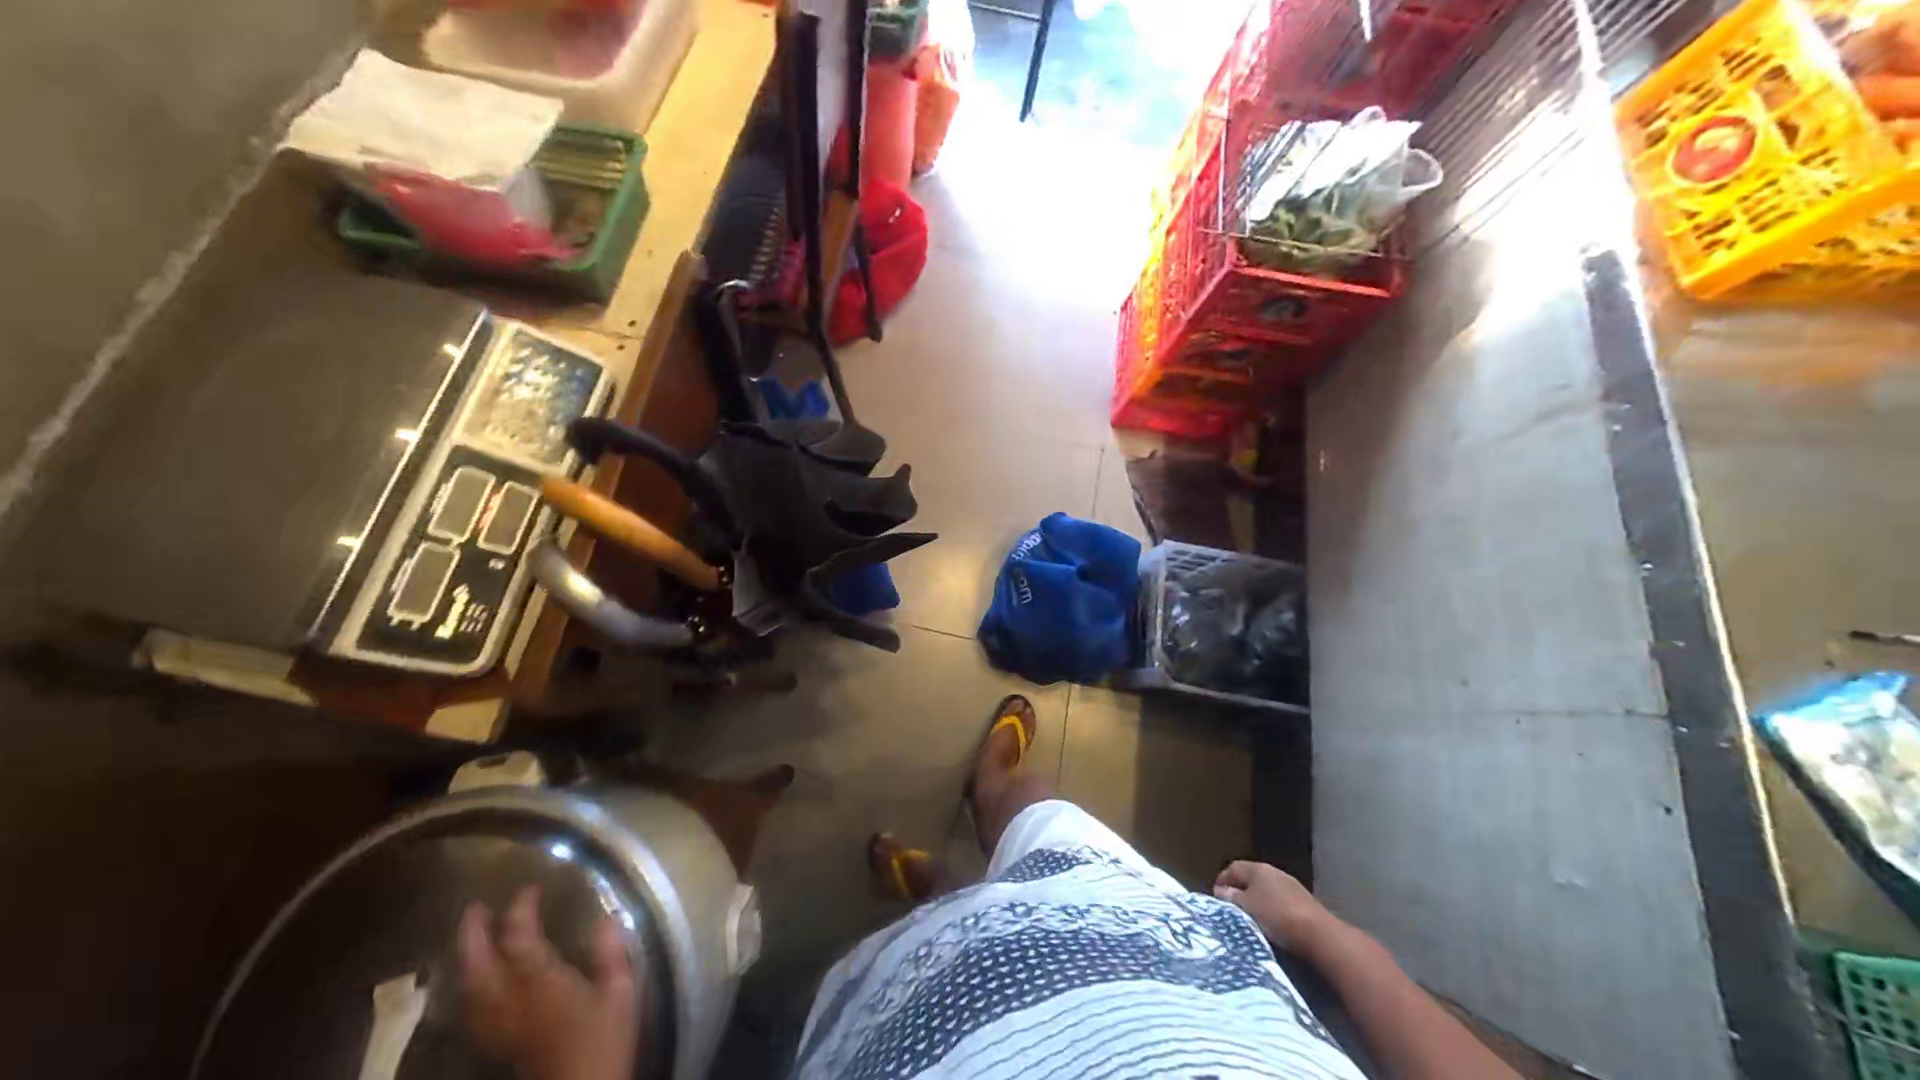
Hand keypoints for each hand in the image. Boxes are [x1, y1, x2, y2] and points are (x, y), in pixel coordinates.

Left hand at [458, 885, 643, 1079]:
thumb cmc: (605, 1040)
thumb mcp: (621, 992)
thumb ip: (611, 954)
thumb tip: (606, 917)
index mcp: (542, 983)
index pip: (520, 939)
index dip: (520, 910)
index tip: (529, 889)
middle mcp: (512, 1001)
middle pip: (479, 965)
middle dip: (473, 934)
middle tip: (474, 908)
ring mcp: (500, 1024)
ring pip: (469, 988)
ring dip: (465, 959)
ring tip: (470, 938)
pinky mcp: (499, 1041)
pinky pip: (473, 1010)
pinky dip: (469, 988)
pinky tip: (474, 983)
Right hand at [1214, 860, 1341, 951]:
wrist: (1318, 935)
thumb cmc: (1275, 916)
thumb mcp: (1246, 907)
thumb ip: (1230, 898)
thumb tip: (1220, 891)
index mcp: (1258, 869)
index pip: (1233, 868)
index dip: (1222, 881)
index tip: (1215, 897)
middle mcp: (1275, 872)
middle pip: (1250, 878)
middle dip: (1239, 891)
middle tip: (1230, 908)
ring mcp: (1292, 887)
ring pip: (1266, 891)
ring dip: (1256, 901)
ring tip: (1249, 918)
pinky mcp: (1304, 904)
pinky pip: (1280, 902)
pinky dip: (1271, 910)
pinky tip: (1270, 924)